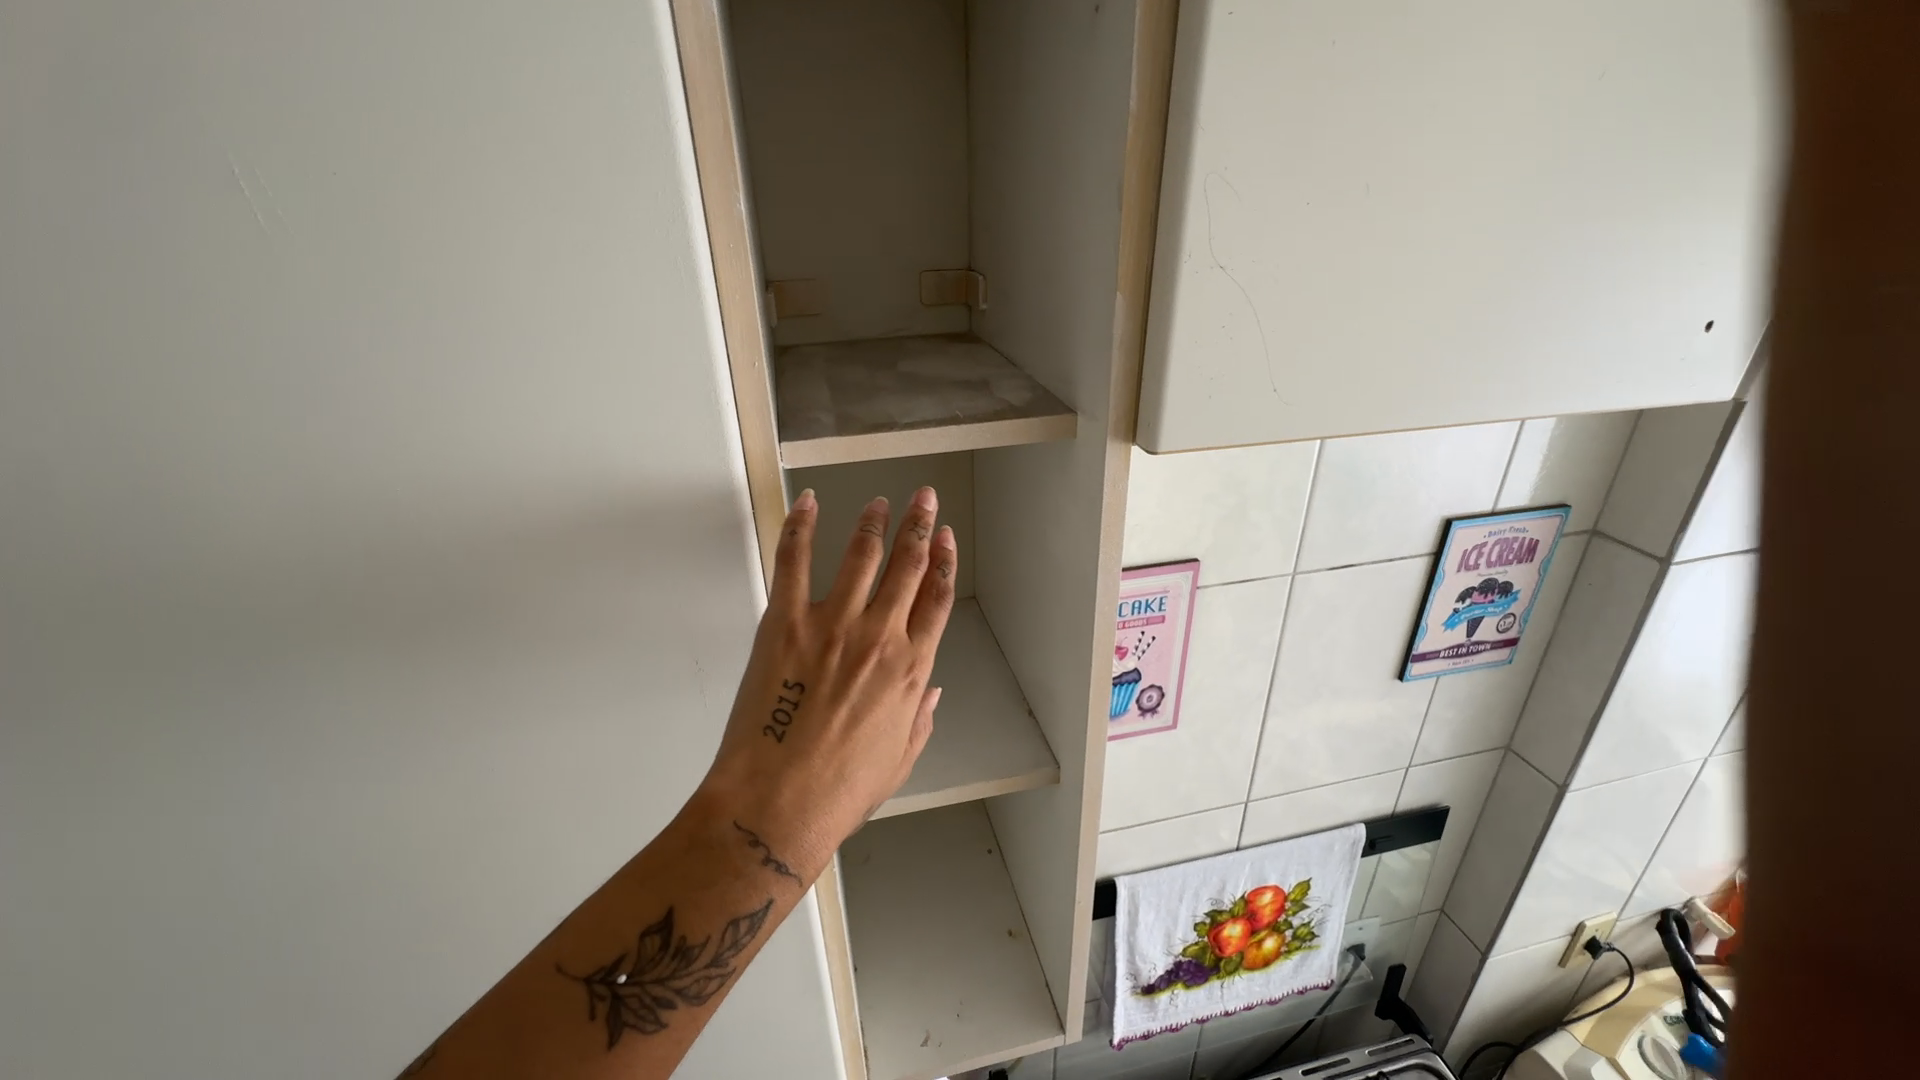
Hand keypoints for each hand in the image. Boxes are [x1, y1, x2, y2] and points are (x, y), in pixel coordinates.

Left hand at [699, 486, 956, 880]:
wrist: (777, 804)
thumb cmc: (838, 791)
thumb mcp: (898, 761)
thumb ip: (920, 720)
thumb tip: (931, 693)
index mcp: (910, 669)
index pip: (937, 599)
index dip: (945, 562)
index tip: (946, 538)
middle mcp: (879, 637)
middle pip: (909, 565)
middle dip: (920, 524)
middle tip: (924, 497)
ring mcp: (832, 625)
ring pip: (861, 554)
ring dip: (874, 521)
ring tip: (878, 500)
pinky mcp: (784, 623)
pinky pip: (795, 561)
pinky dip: (801, 526)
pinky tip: (809, 503)